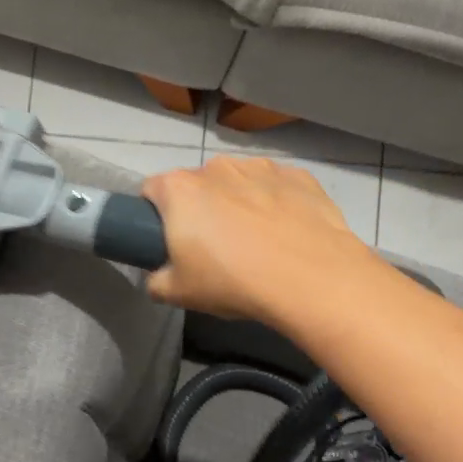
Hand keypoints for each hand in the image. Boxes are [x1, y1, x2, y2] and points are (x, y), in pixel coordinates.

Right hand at [142, 156, 382, 324]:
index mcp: (180, 190)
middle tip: (211, 249)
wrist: (310, 277)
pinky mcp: (298, 175)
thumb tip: (158, 275)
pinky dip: (272, 204)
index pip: (151, 190)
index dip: (154, 215)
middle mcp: (217, 167)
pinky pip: (274, 188)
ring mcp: (261, 167)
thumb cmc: (232, 281)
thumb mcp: (177, 294)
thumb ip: (155, 281)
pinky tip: (283, 235)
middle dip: (198, 210)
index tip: (166, 241)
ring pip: (237, 183)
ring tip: (253, 242)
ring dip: (236, 204)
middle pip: (196, 185)